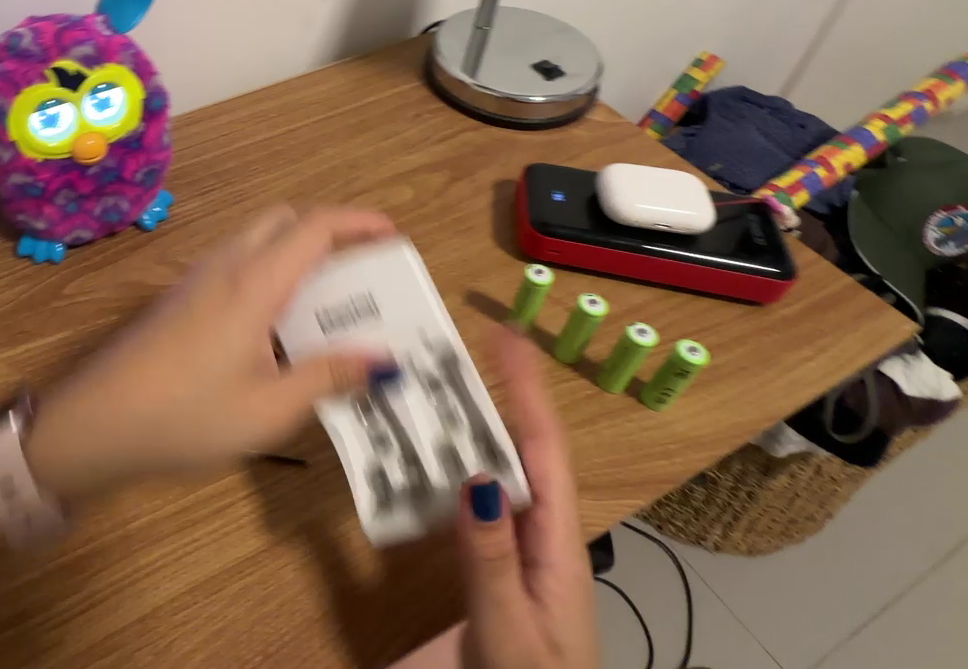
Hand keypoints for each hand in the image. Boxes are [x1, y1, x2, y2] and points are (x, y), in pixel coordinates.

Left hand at [26, 205, 397, 501]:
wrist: (95, 422)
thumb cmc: (186, 417)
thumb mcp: (268, 408)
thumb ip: (326, 376)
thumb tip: (383, 359)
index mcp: (253, 283)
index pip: (314, 227)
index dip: (358, 222)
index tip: (393, 236)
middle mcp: (225, 266)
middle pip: (283, 220)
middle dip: (328, 231)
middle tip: (361, 270)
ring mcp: (197, 278)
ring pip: (256, 239)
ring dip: (296, 252)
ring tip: (327, 300)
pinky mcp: (181, 297)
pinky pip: (236, 263)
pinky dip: (270, 271)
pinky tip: (277, 325)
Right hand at [457, 326, 598, 668]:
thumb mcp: (512, 630)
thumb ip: (491, 559)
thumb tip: (476, 475)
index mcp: (556, 545)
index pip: (545, 451)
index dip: (528, 390)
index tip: (508, 337)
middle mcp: (536, 535)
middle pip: (516, 451)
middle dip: (490, 397)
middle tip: (446, 356)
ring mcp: (510, 551)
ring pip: (487, 475)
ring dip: (459, 432)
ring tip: (423, 395)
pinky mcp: (485, 568)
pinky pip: (463, 507)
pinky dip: (439, 475)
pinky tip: (411, 464)